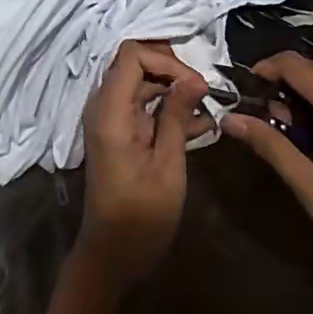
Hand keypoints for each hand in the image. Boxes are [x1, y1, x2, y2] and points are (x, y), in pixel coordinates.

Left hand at [73, 41, 211, 287]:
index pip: (132, 55)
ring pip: (143, 82)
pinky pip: (144, 104)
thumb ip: (177, 116)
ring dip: (174, 89)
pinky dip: (169, 107)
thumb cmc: (141, 216)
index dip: (165, 60)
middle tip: (205, 91)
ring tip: (207, 106)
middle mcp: (105, 107)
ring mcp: (111, 119)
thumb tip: (196, 77)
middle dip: (173, 70)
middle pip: (137, 63)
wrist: (112, 259)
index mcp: (111, 111)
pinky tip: (199, 124)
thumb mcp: (168, 166)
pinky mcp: (120, 132)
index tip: (195, 82)